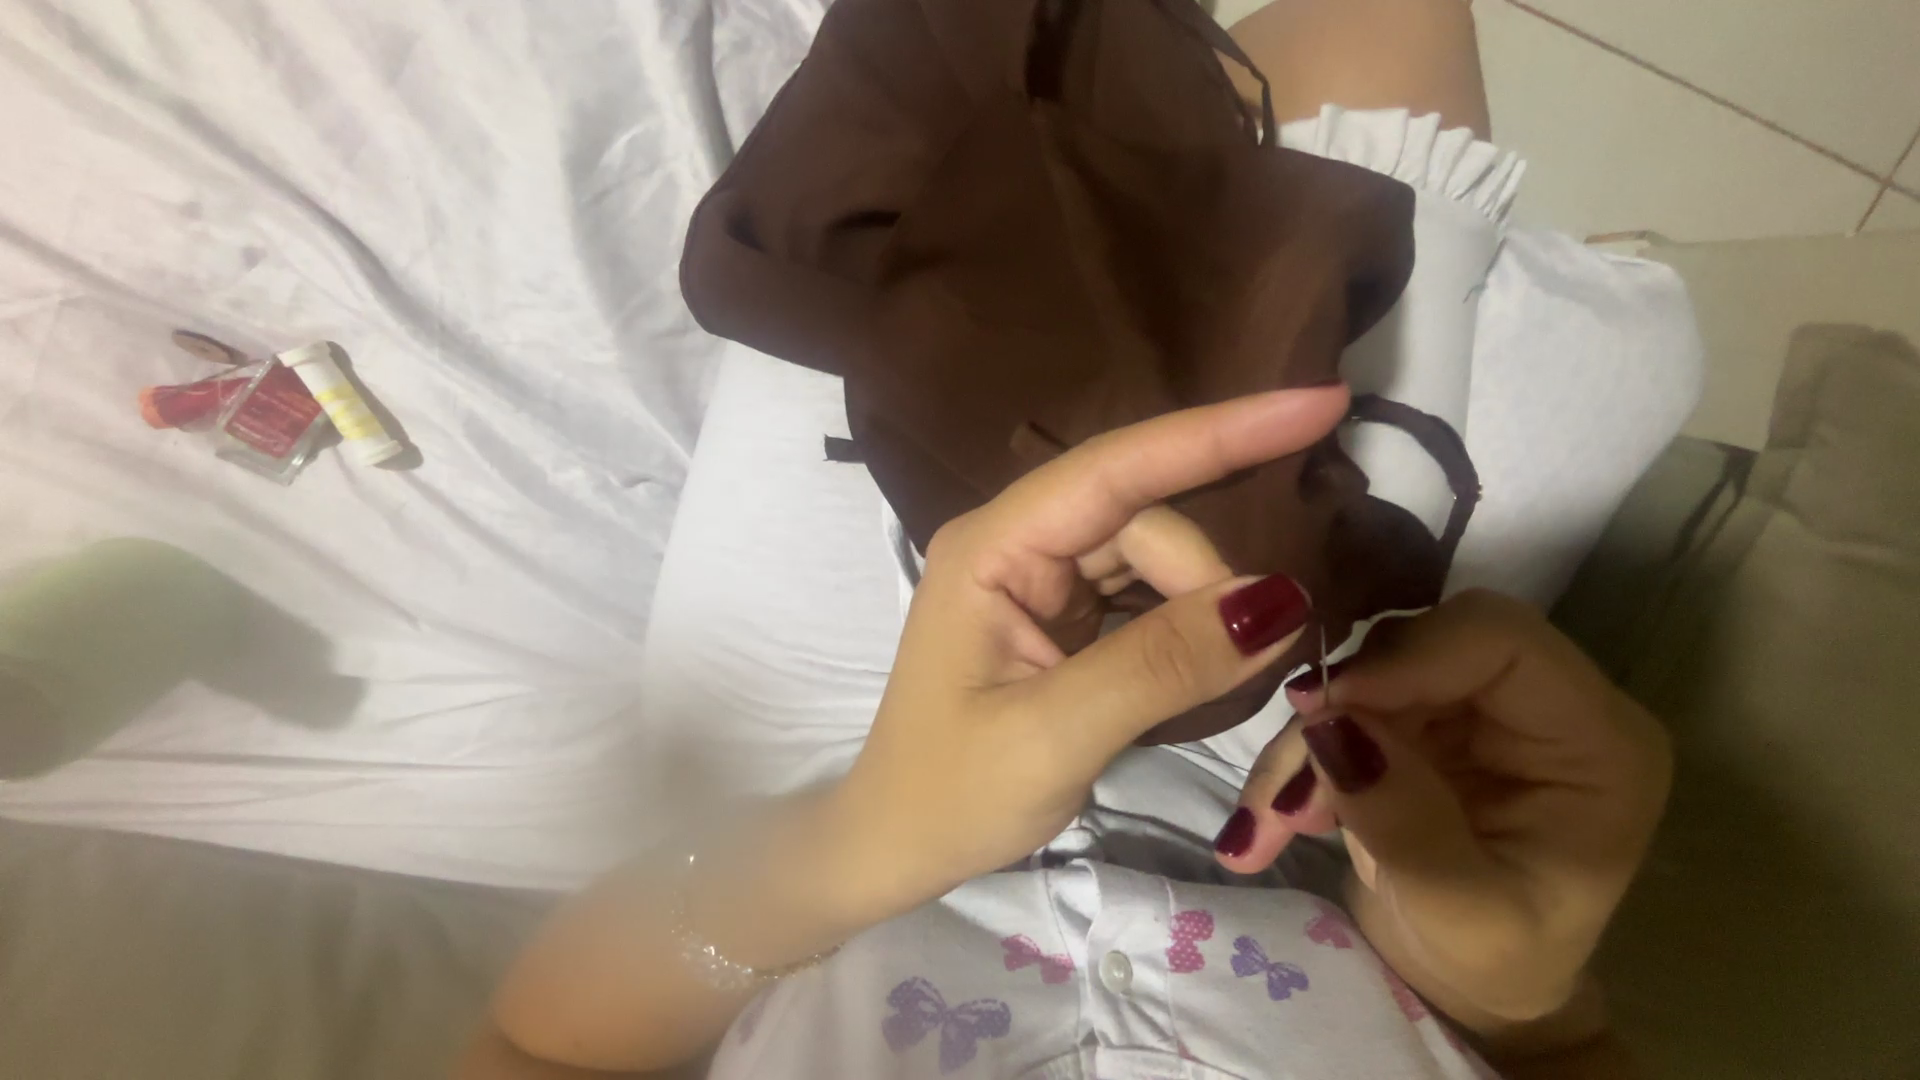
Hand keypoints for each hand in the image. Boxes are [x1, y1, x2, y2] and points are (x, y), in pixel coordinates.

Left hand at [824, 387, 1349, 920]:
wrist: (901, 842)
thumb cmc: (951, 793)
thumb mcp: (1054, 734)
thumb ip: (1160, 663)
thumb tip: (1277, 599)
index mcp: (992, 549)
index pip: (1114, 469)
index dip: (1217, 433)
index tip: (1319, 404)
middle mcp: (1016, 545)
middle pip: (1143, 520)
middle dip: (1206, 579)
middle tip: (1253, 658)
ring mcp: (1039, 580)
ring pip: (1151, 559)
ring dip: (1202, 604)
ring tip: (1230, 671)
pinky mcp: (1061, 617)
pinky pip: (1143, 596)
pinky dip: (1185, 626)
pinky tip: (1205, 664)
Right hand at [1215, 591, 1670, 1040]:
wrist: (1463, 971)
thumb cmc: (1495, 956)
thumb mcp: (1462, 914)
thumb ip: (1405, 823)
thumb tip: (1332, 726)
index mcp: (1591, 742)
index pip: (1499, 639)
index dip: (1406, 657)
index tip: (1323, 706)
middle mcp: (1530, 702)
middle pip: (1414, 644)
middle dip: (1339, 709)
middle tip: (1288, 782)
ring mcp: (1463, 703)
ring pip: (1358, 671)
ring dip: (1304, 742)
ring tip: (1272, 821)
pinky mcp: (1410, 713)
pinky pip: (1335, 703)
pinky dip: (1295, 754)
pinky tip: (1274, 817)